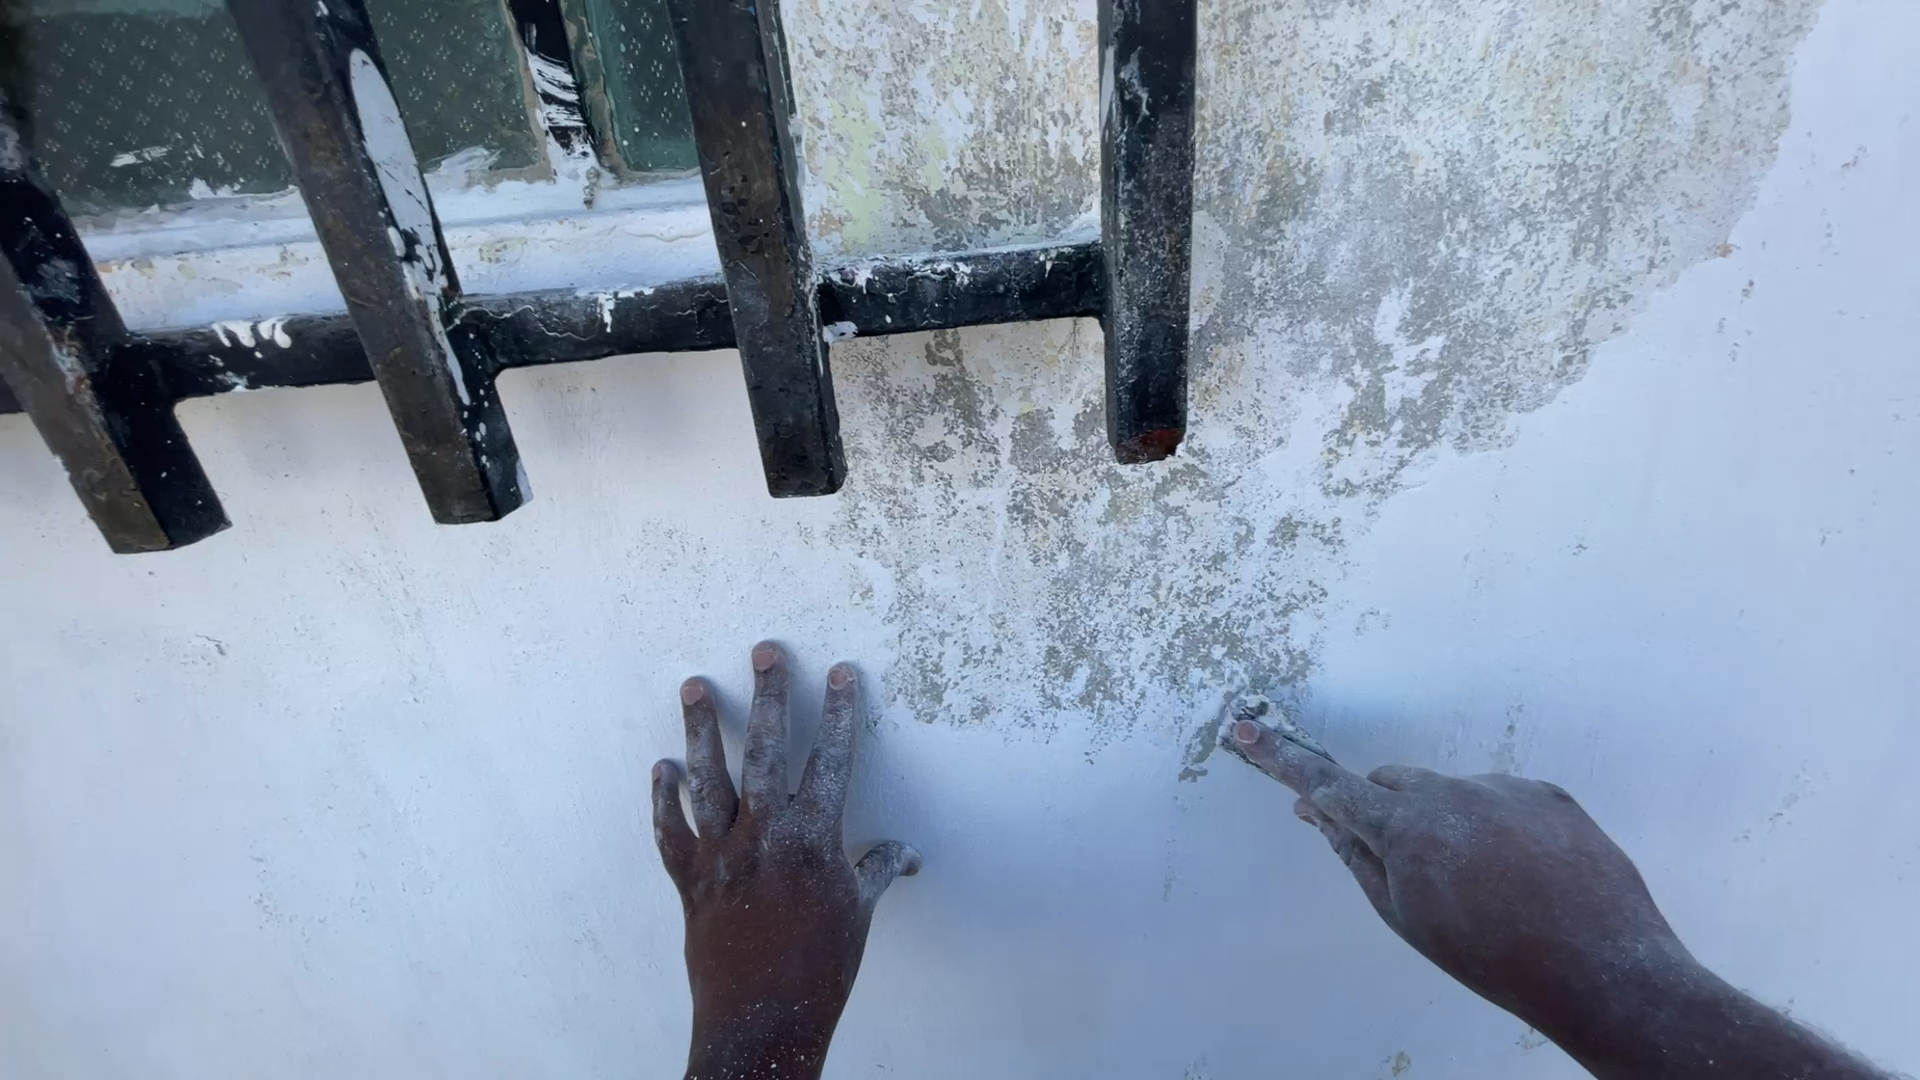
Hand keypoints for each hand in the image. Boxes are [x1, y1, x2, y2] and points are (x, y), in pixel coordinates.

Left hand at [653, 643, 919, 1079]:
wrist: (759, 1026)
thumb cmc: (820, 968)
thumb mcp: (859, 913)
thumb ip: (878, 869)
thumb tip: (907, 852)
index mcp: (813, 841)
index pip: (831, 760)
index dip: (839, 713)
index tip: (842, 673)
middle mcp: (763, 838)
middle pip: (765, 752)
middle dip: (769, 696)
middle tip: (765, 652)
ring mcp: (721, 857)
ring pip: (708, 779)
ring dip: (700, 731)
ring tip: (694, 686)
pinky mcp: (690, 881)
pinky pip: (671, 833)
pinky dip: (663, 801)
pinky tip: (661, 768)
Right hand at [1227, 719, 1890, 1078]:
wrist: (1610, 978)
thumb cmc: (1489, 955)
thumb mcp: (1402, 914)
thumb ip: (1354, 852)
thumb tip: (1318, 812)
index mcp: (1403, 829)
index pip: (1325, 784)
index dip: (1280, 759)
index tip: (1244, 730)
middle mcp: (1446, 795)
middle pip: (1389, 784)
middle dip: (1386, 811)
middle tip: (1414, 864)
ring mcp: (1500, 789)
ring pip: (1443, 791)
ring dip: (1444, 820)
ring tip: (1487, 878)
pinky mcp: (1546, 792)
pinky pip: (1496, 794)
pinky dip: (1493, 821)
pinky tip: (1522, 867)